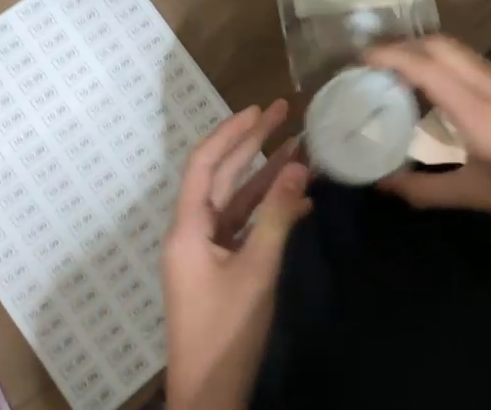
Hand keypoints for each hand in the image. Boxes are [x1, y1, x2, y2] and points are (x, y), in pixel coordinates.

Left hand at [162, 100, 310, 409]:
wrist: (210, 395)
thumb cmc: (227, 330)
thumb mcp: (257, 269)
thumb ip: (278, 215)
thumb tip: (299, 165)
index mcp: (188, 228)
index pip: (205, 164)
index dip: (231, 132)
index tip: (261, 109)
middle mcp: (193, 232)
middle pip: (222, 175)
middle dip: (252, 143)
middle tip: (284, 111)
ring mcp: (207, 251)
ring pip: (238, 199)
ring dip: (267, 175)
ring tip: (302, 147)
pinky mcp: (221, 268)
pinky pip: (245, 226)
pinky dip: (271, 211)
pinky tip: (302, 200)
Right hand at [366, 38, 490, 237]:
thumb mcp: (475, 195)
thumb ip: (424, 190)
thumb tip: (381, 184)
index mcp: (479, 112)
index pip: (428, 69)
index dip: (392, 57)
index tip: (361, 59)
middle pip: (441, 46)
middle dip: (403, 46)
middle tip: (371, 64)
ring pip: (456, 50)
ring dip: (423, 52)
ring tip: (393, 72)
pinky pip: (468, 61)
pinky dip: (441, 62)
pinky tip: (430, 85)